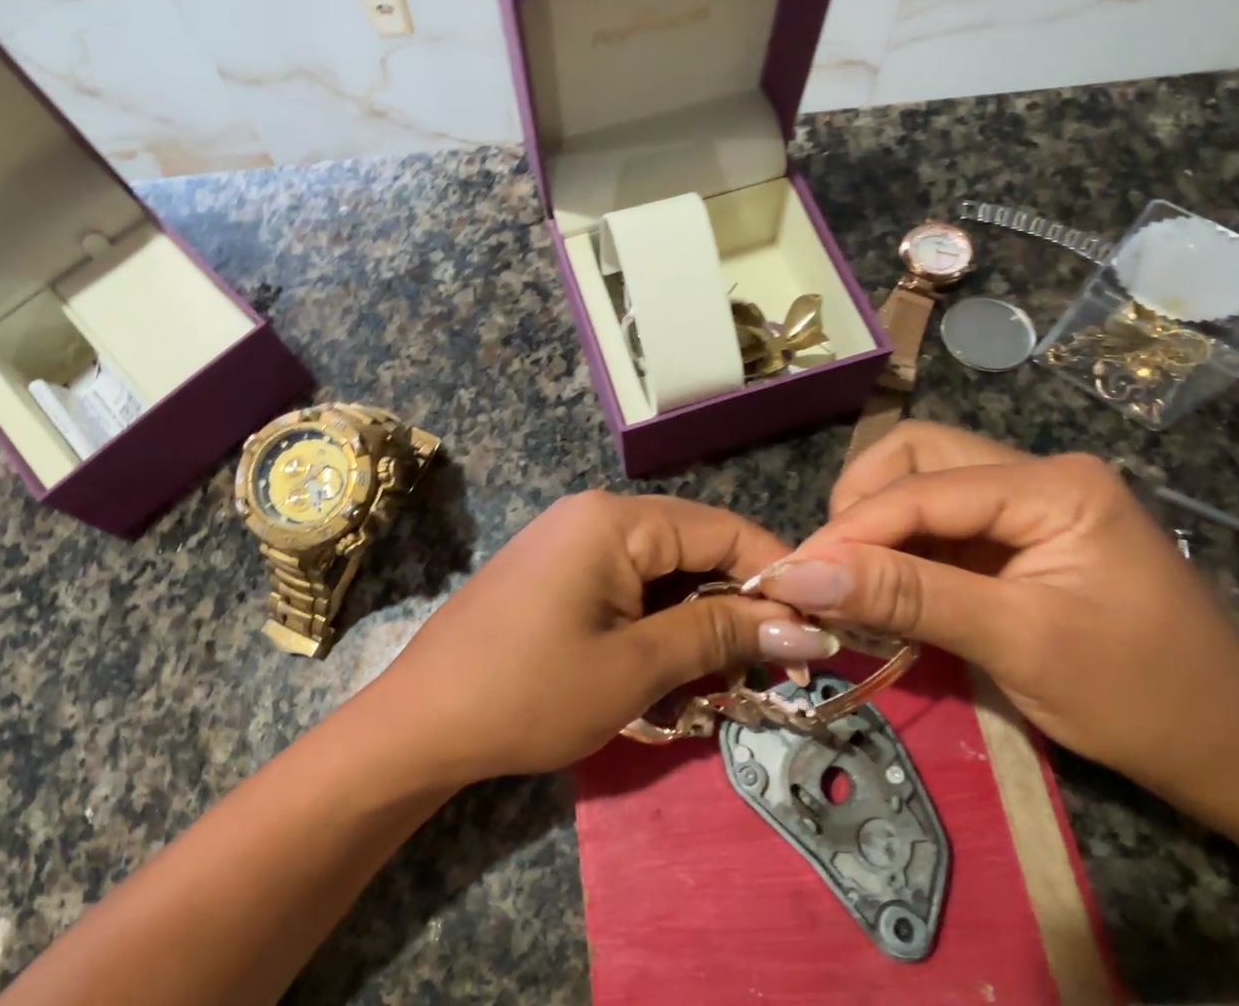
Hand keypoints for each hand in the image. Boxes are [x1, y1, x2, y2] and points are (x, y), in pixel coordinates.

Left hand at [345, 492, 823, 785]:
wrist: (420, 723)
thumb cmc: (530, 693)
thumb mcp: (636, 668)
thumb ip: (720, 636)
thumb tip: (805, 627)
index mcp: (614, 520)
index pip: (723, 529)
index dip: (777, 575)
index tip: (818, 627)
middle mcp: (593, 514)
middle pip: (693, 547)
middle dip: (738, 603)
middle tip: (776, 662)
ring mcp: (568, 542)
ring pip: (662, 570)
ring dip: (698, 617)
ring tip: (728, 671)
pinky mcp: (554, 573)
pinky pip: (626, 583)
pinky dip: (658, 620)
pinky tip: (672, 662)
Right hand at [752, 422, 1238, 802]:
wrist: (1231, 748)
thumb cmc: (1139, 695)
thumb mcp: (1016, 642)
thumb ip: (907, 597)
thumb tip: (801, 575)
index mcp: (1054, 483)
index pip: (921, 487)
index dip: (849, 530)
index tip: (788, 576)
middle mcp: (1039, 475)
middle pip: (917, 459)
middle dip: (860, 508)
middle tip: (826, 572)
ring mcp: (1032, 506)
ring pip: (923, 488)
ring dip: (876, 530)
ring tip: (846, 586)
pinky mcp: (1021, 542)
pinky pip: (941, 528)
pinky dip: (901, 555)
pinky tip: (882, 594)